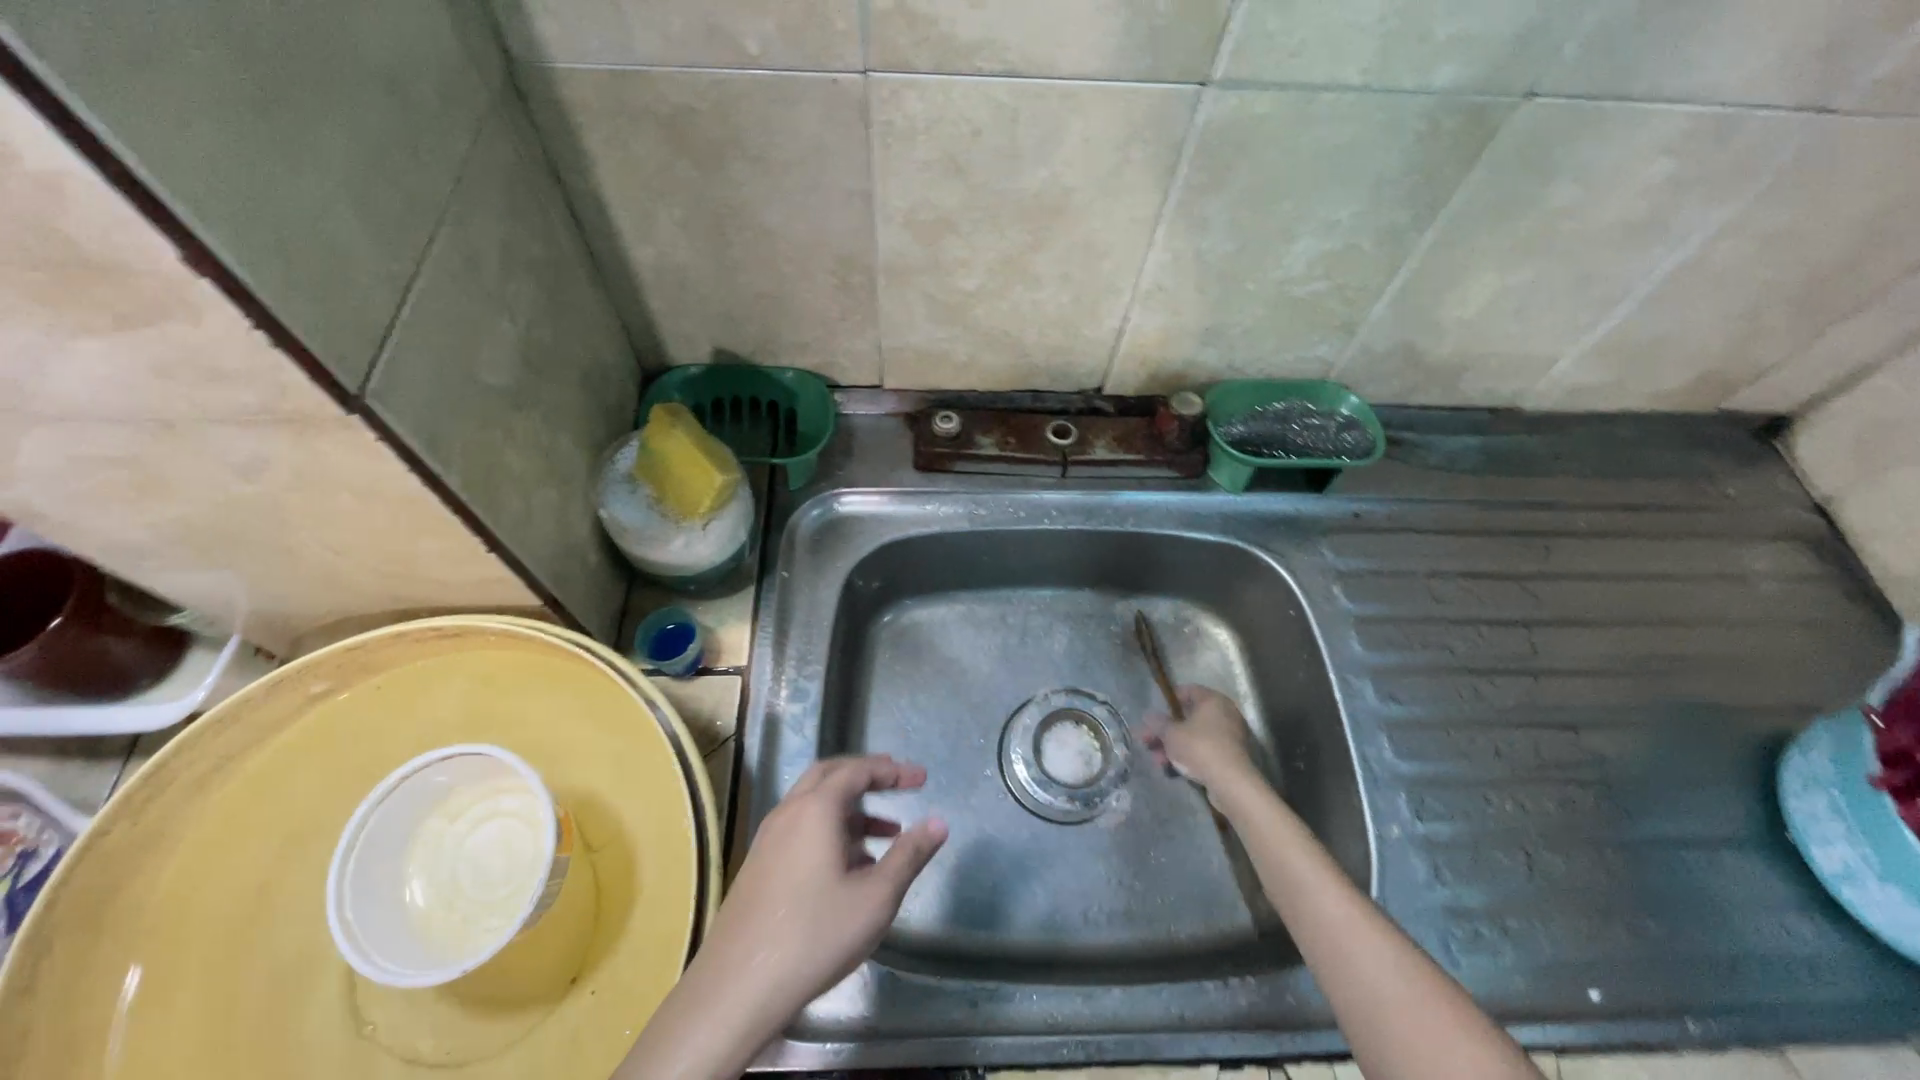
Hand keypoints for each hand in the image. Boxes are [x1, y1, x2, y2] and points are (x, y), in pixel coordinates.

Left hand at [699, 755, 946, 1021]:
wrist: (740, 985)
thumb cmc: (816, 935)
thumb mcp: (876, 897)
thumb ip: (910, 855)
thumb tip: (939, 823)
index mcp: (815, 810)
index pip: (856, 771)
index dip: (891, 770)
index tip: (921, 778)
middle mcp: (787, 813)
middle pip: (828, 776)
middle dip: (866, 776)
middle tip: (898, 784)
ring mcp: (767, 840)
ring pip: (813, 806)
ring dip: (850, 810)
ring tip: (888, 835)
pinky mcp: (759, 866)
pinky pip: (800, 830)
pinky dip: (830, 831)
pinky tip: (850, 869)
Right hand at [1141, 684, 1261, 797]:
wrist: (1230, 781)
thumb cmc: (1199, 747)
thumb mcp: (1171, 734)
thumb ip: (1158, 723)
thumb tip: (1149, 716)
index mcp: (1213, 700)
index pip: (1188, 691)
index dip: (1168, 700)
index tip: (1154, 712)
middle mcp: (1224, 714)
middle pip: (1189, 717)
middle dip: (1166, 730)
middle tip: (1147, 741)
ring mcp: (1229, 736)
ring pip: (1195, 736)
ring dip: (1174, 746)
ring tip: (1157, 761)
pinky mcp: (1230, 756)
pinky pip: (1205, 750)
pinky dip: (1189, 756)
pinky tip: (1172, 769)